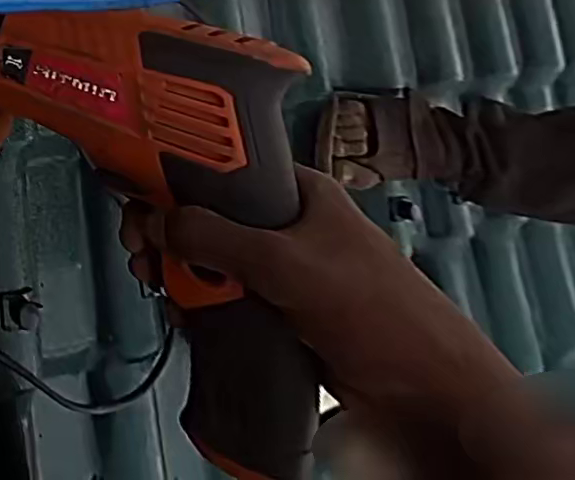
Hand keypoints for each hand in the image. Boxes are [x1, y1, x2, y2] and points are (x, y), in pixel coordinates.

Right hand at [120, 167, 519, 430]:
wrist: (440, 412)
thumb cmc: (386, 321)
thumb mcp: (287, 265)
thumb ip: (213, 236)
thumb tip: (152, 221)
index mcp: (292, 190)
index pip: (214, 162)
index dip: (168, 170)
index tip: (134, 186)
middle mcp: (278, 220)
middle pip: (196, 209)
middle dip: (160, 229)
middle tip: (139, 244)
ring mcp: (273, 262)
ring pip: (199, 250)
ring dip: (170, 265)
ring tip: (157, 280)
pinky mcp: (268, 300)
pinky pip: (211, 285)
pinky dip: (190, 294)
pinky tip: (181, 306)